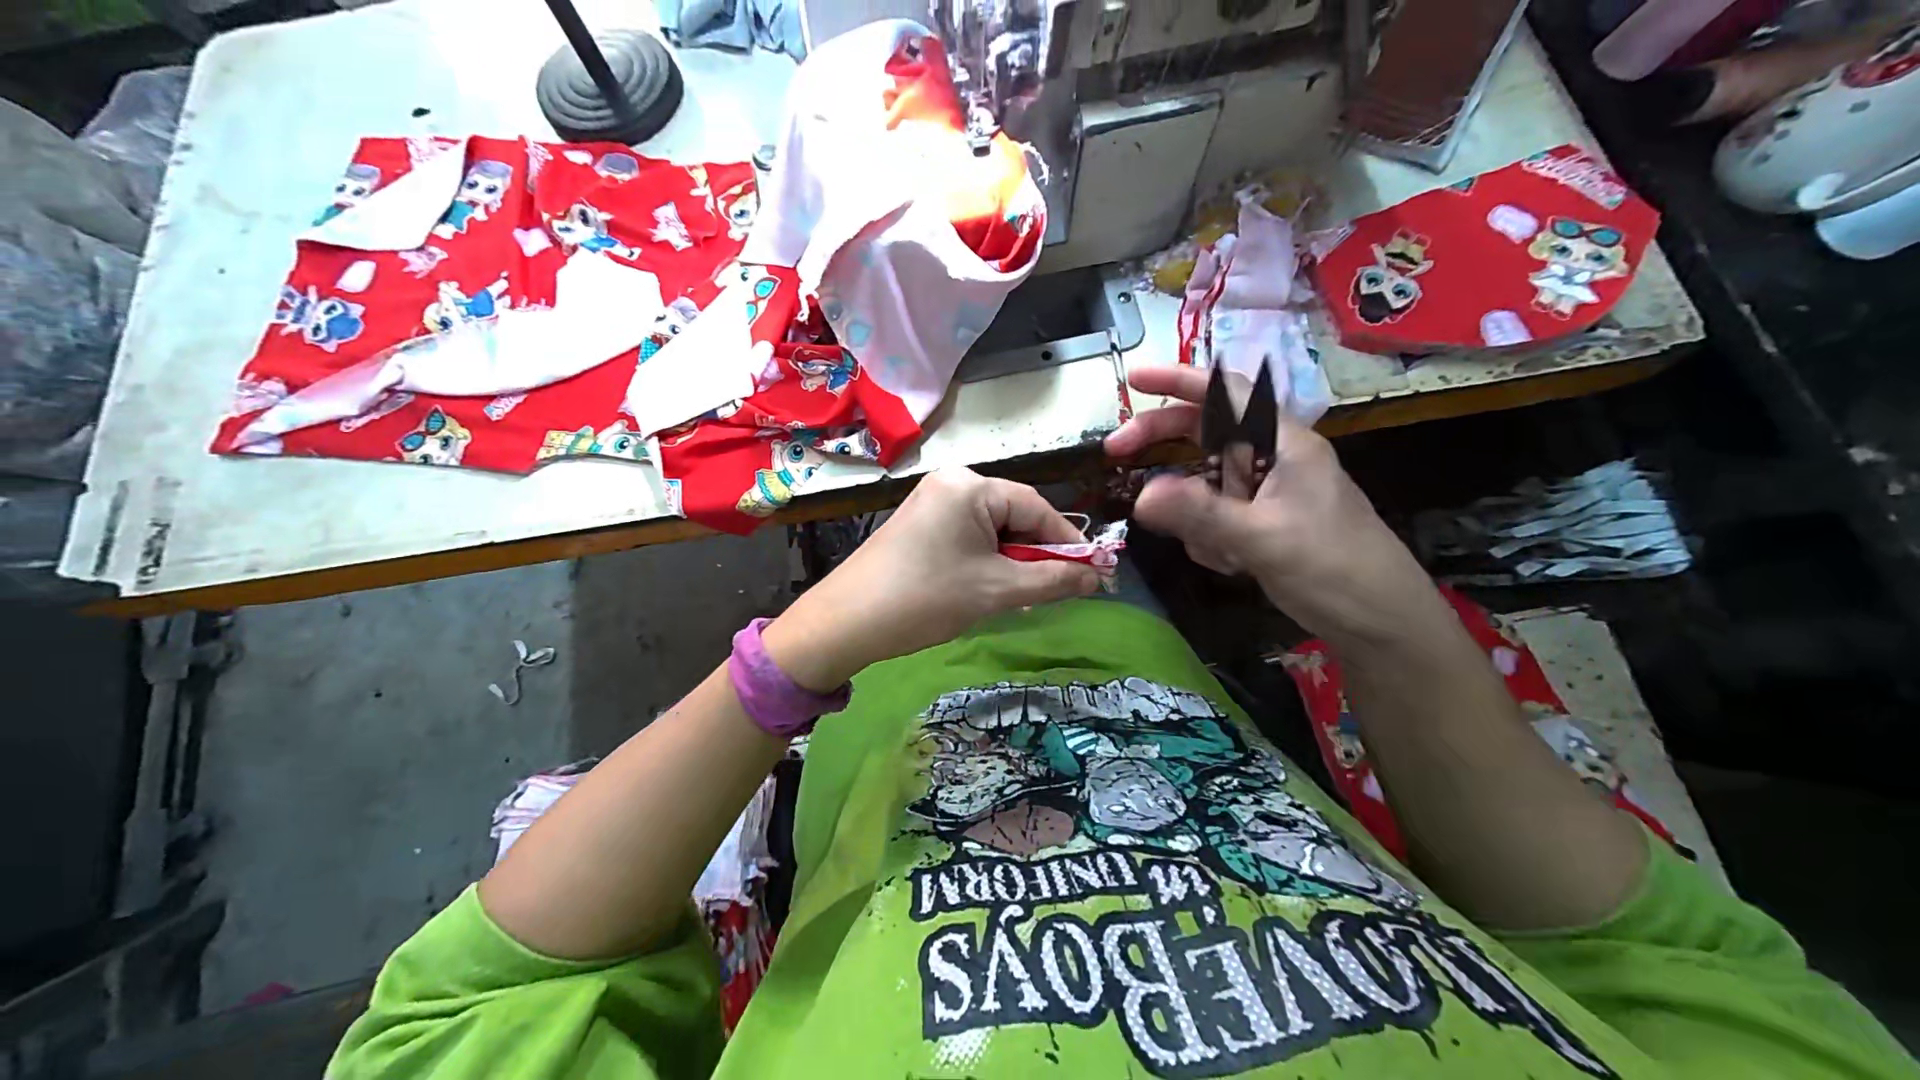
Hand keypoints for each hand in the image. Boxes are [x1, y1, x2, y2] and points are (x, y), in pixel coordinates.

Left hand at [762, 468, 1100, 689]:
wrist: (847, 622)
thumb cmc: (926, 599)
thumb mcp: (997, 591)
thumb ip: (1052, 580)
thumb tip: (1096, 577)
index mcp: (970, 486)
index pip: (1036, 507)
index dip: (1066, 541)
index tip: (1091, 573)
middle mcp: (950, 483)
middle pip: (1013, 515)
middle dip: (1035, 554)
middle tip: (1052, 591)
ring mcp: (930, 502)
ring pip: (991, 529)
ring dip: (1011, 562)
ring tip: (1016, 597)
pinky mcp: (918, 525)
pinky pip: (967, 536)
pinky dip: (985, 561)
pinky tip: (986, 589)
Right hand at [1105, 366, 1451, 649]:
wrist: (1381, 622)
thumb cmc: (1335, 569)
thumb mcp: (1263, 539)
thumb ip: (1200, 515)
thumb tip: (1140, 495)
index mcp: (1282, 443)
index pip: (1225, 394)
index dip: (1179, 379)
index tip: (1134, 377)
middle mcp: (1270, 460)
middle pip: (1202, 434)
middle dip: (1162, 445)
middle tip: (1116, 454)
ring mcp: (1263, 493)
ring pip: (1202, 486)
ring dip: (1196, 517)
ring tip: (1225, 554)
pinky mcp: (1259, 523)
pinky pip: (1212, 519)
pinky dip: (1210, 540)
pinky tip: (1236, 566)